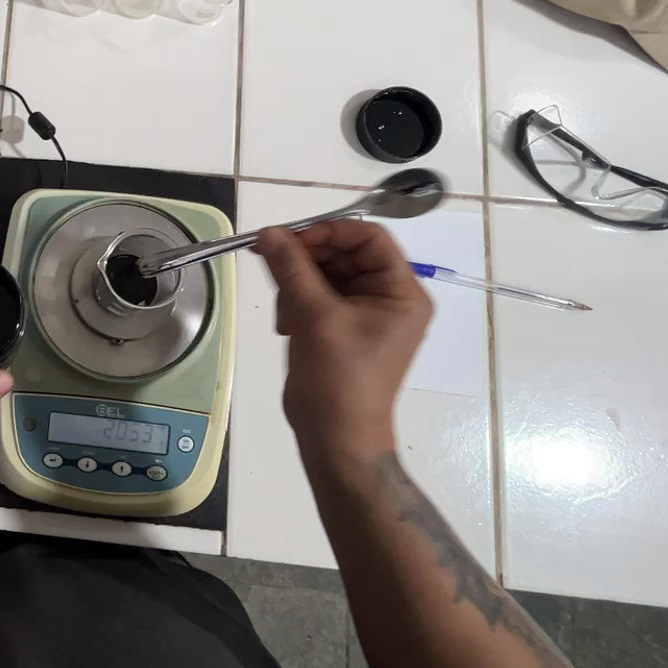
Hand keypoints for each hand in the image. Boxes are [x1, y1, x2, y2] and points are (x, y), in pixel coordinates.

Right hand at [252, 221, 430, 463]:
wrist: (334, 435)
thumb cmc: (338, 376)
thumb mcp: (314, 316)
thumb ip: (291, 268)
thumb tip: (267, 232)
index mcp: (401, 292)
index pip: (368, 238)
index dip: (328, 232)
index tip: (288, 240)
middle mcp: (386, 297)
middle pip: (343, 254)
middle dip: (305, 259)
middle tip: (268, 262)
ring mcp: (362, 313)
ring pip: (323, 273)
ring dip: (295, 283)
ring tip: (283, 312)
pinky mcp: (338, 327)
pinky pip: (314, 295)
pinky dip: (294, 301)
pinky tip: (285, 325)